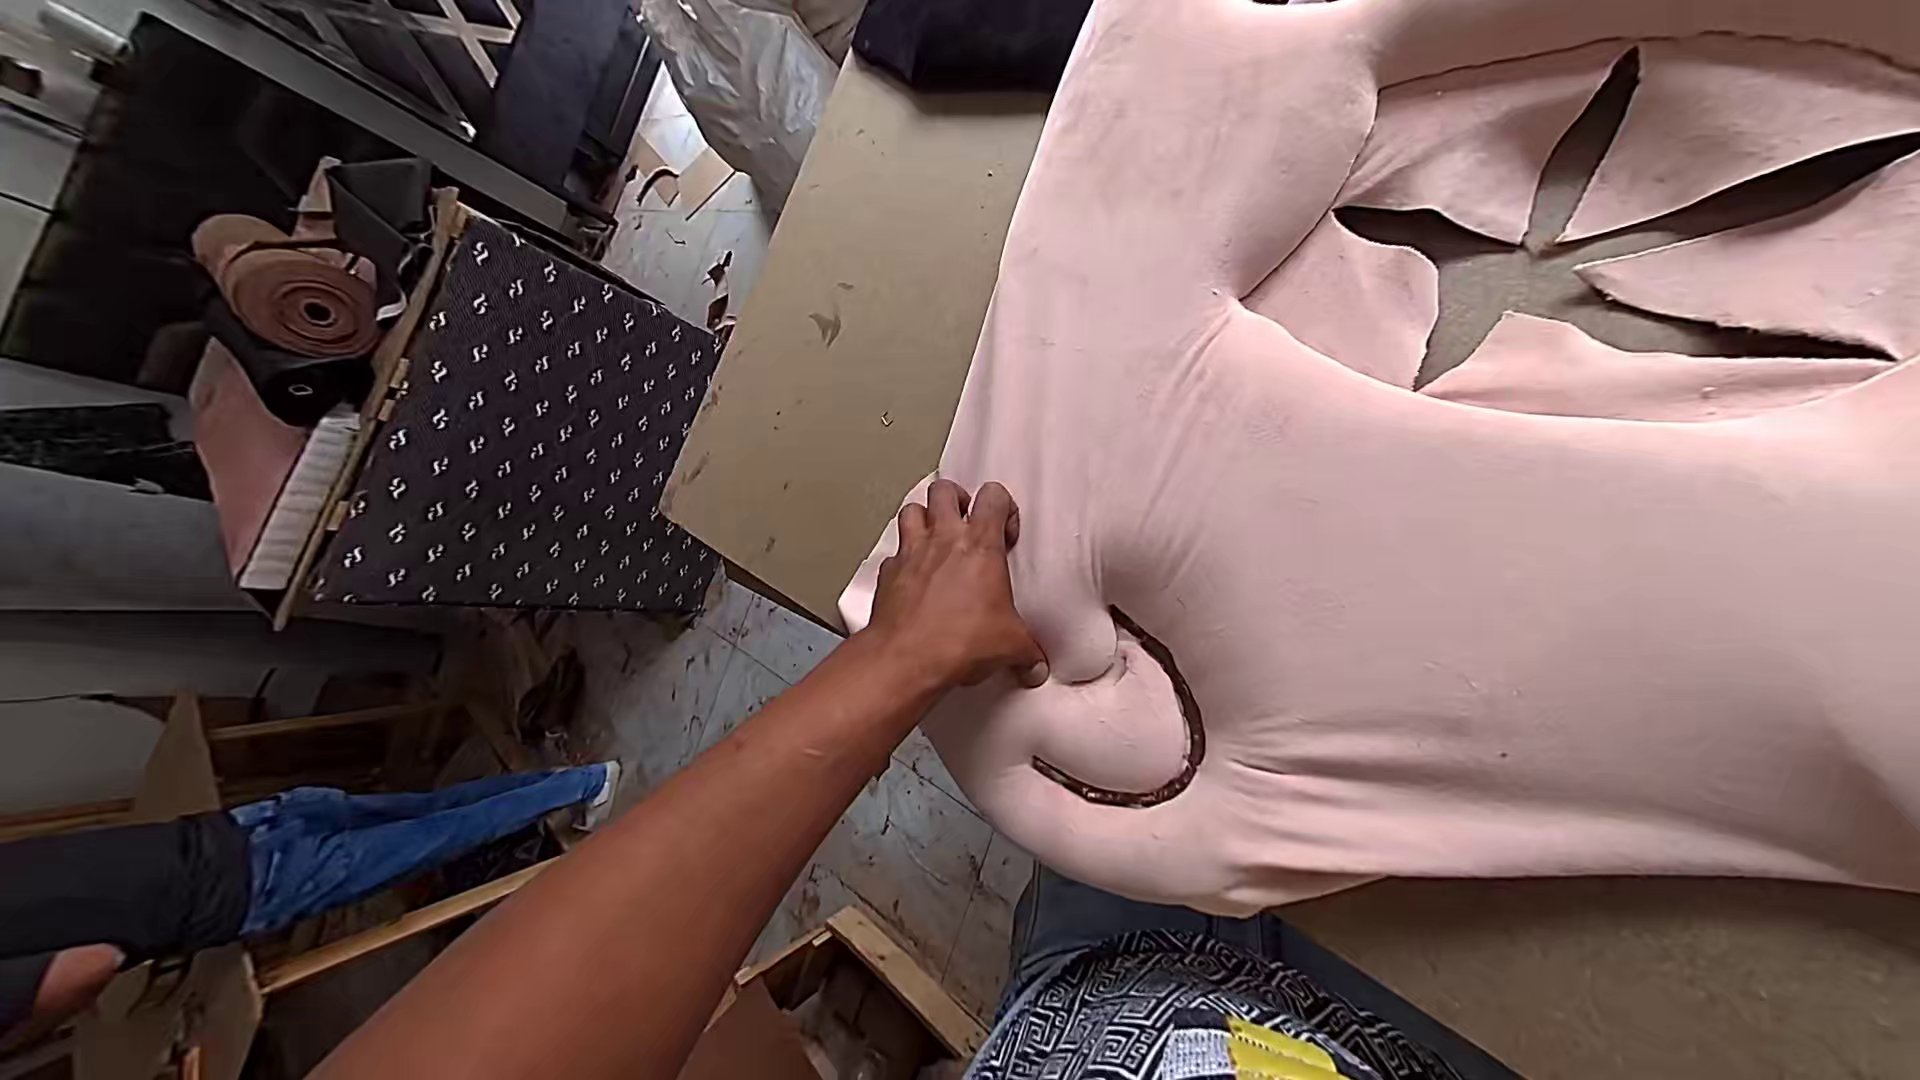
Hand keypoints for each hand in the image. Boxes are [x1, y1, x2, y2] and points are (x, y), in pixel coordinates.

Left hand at [863, 479, 1047, 690]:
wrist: (907, 658)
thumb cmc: (956, 641)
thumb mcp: (1010, 646)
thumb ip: (1027, 651)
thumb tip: (1034, 663)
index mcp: (980, 546)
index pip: (993, 496)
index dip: (1003, 506)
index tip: (1005, 532)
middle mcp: (943, 540)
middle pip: (944, 489)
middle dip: (957, 498)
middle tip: (966, 519)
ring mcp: (911, 553)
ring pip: (911, 509)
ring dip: (924, 517)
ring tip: (936, 535)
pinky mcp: (888, 573)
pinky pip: (894, 552)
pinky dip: (903, 557)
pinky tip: (913, 575)